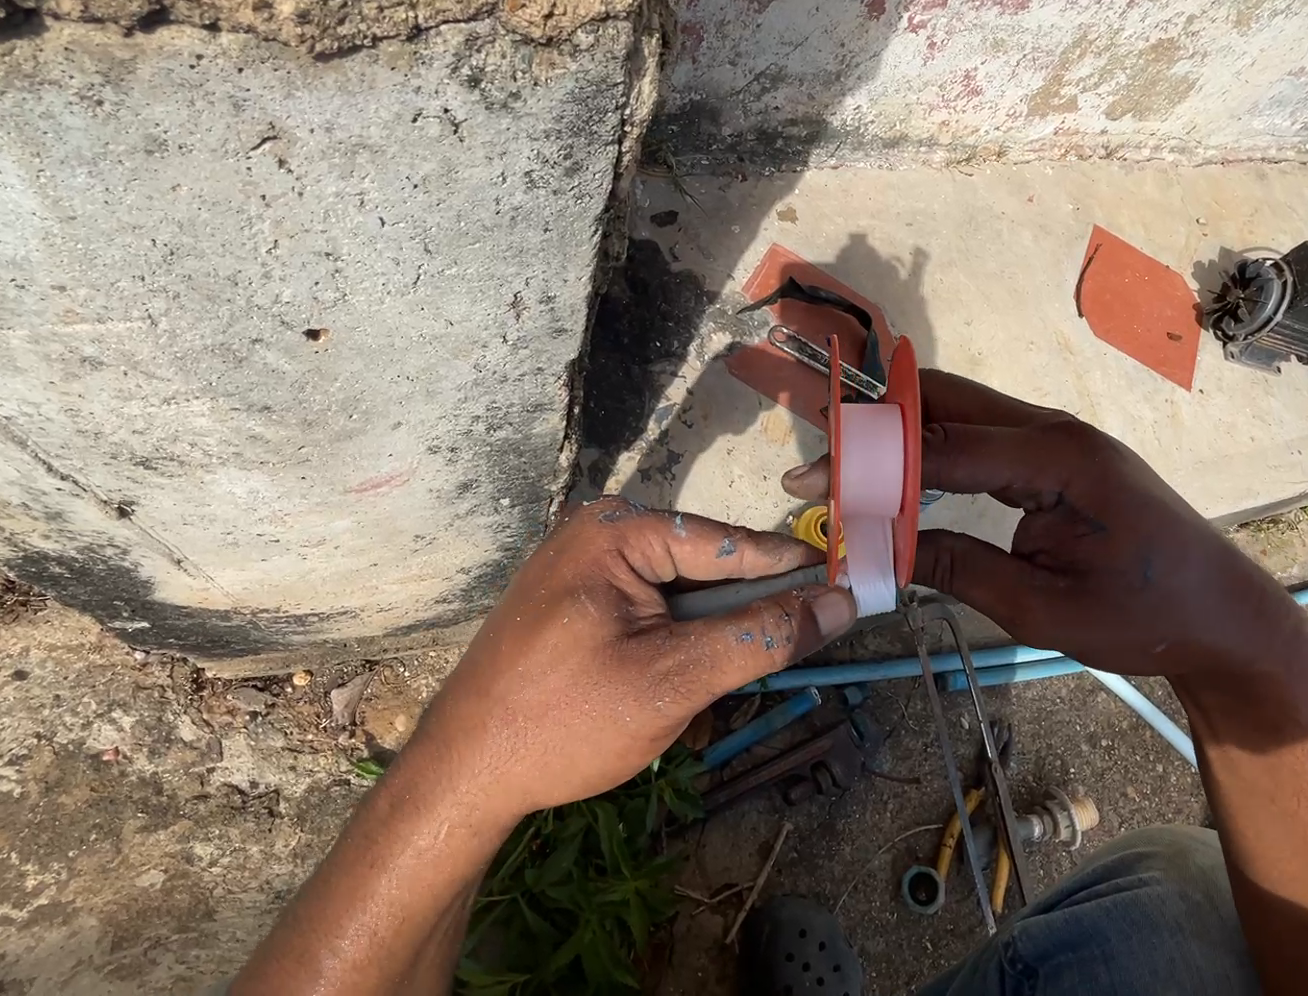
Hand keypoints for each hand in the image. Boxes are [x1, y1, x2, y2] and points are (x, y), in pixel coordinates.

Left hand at [406, 498, 855, 820]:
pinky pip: (647, 613)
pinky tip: (673, 687)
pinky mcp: (574, 602)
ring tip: (717, 688)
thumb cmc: (564, 723)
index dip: (794, 569)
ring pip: (679, 597)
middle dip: (740, 618)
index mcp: (618, 530)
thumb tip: (839, 603)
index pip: (730, 543)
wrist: (459, 777)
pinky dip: (673, 646)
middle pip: (705, 569)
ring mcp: (581, 567)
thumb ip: (761, 636)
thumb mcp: (675, 678)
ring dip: (706, 641)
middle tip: (786, 655)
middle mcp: (598, 533)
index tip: (849, 585)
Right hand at [784, 370, 1302, 679]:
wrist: (1222, 616)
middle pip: (947, 400)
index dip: (872, 462)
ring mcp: (1058, 436)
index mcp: (1060, 459)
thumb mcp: (1040, 608)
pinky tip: (902, 472)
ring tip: (849, 464)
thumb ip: (958, 567)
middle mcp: (1055, 429)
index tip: (812, 478)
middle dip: (879, 424)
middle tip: (825, 458)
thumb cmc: (1143, 618)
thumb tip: (882, 546)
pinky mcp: (1056, 452)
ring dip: (902, 431)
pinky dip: (933, 446)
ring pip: (960, 408)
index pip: (944, 444)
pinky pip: (980, 432)